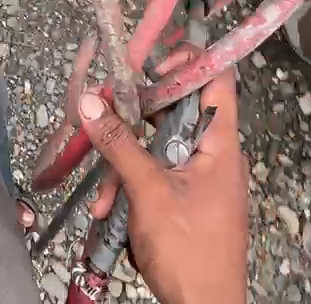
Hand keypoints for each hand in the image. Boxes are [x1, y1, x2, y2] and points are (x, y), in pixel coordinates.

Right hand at [79, 63, 247, 303]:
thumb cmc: (189, 251)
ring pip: (158, 141)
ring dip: (125, 156)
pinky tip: (108, 207)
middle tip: (106, 109)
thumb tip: (89, 100)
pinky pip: (154, 169)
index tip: (151, 65)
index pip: (216, 78)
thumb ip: (119, 143)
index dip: (188, 59)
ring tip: (102, 182)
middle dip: (136, 111)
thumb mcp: (149, 192)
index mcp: (221, 142)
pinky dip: (130, 180)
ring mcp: (198, 174)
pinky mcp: (184, 194)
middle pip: (176, 107)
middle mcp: (213, 151)